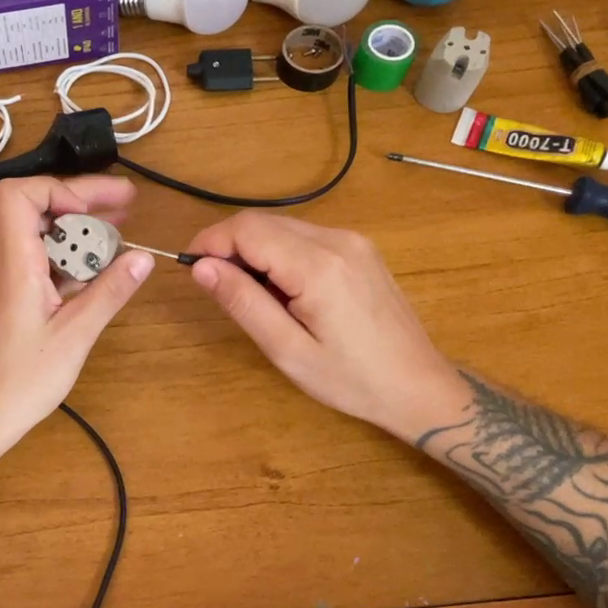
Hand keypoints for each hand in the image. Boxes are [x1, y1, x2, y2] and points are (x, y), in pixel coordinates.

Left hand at [0, 176, 153, 451]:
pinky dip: (72, 255)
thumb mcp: (75, 336)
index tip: (96, 209)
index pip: (18, 195)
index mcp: (16, 264)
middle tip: (128, 202)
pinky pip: (41, 259)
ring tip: (123, 227)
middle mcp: (6, 262)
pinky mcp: (13, 295)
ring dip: (81, 228)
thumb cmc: (23, 380)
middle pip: (36, 208)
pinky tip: (101, 268)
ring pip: (41, 233)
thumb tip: (144, 259)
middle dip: (83, 200)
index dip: (58, 189)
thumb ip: (109, 293)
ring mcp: (7, 278)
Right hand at [186, 211, 469, 440]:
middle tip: (215, 287)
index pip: (248, 229)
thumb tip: (201, 267)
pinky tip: (280, 290)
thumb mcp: (287, 350)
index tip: (189, 268)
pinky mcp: (359, 249)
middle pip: (263, 221)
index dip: (211, 242)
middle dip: (229, 246)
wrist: (418, 385)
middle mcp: (337, 240)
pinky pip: (304, 237)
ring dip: (253, 250)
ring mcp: (352, 241)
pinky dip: (279, 254)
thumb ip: (244, 303)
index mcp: (318, 267)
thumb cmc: (350, 379)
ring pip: (282, 226)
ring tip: (248, 295)